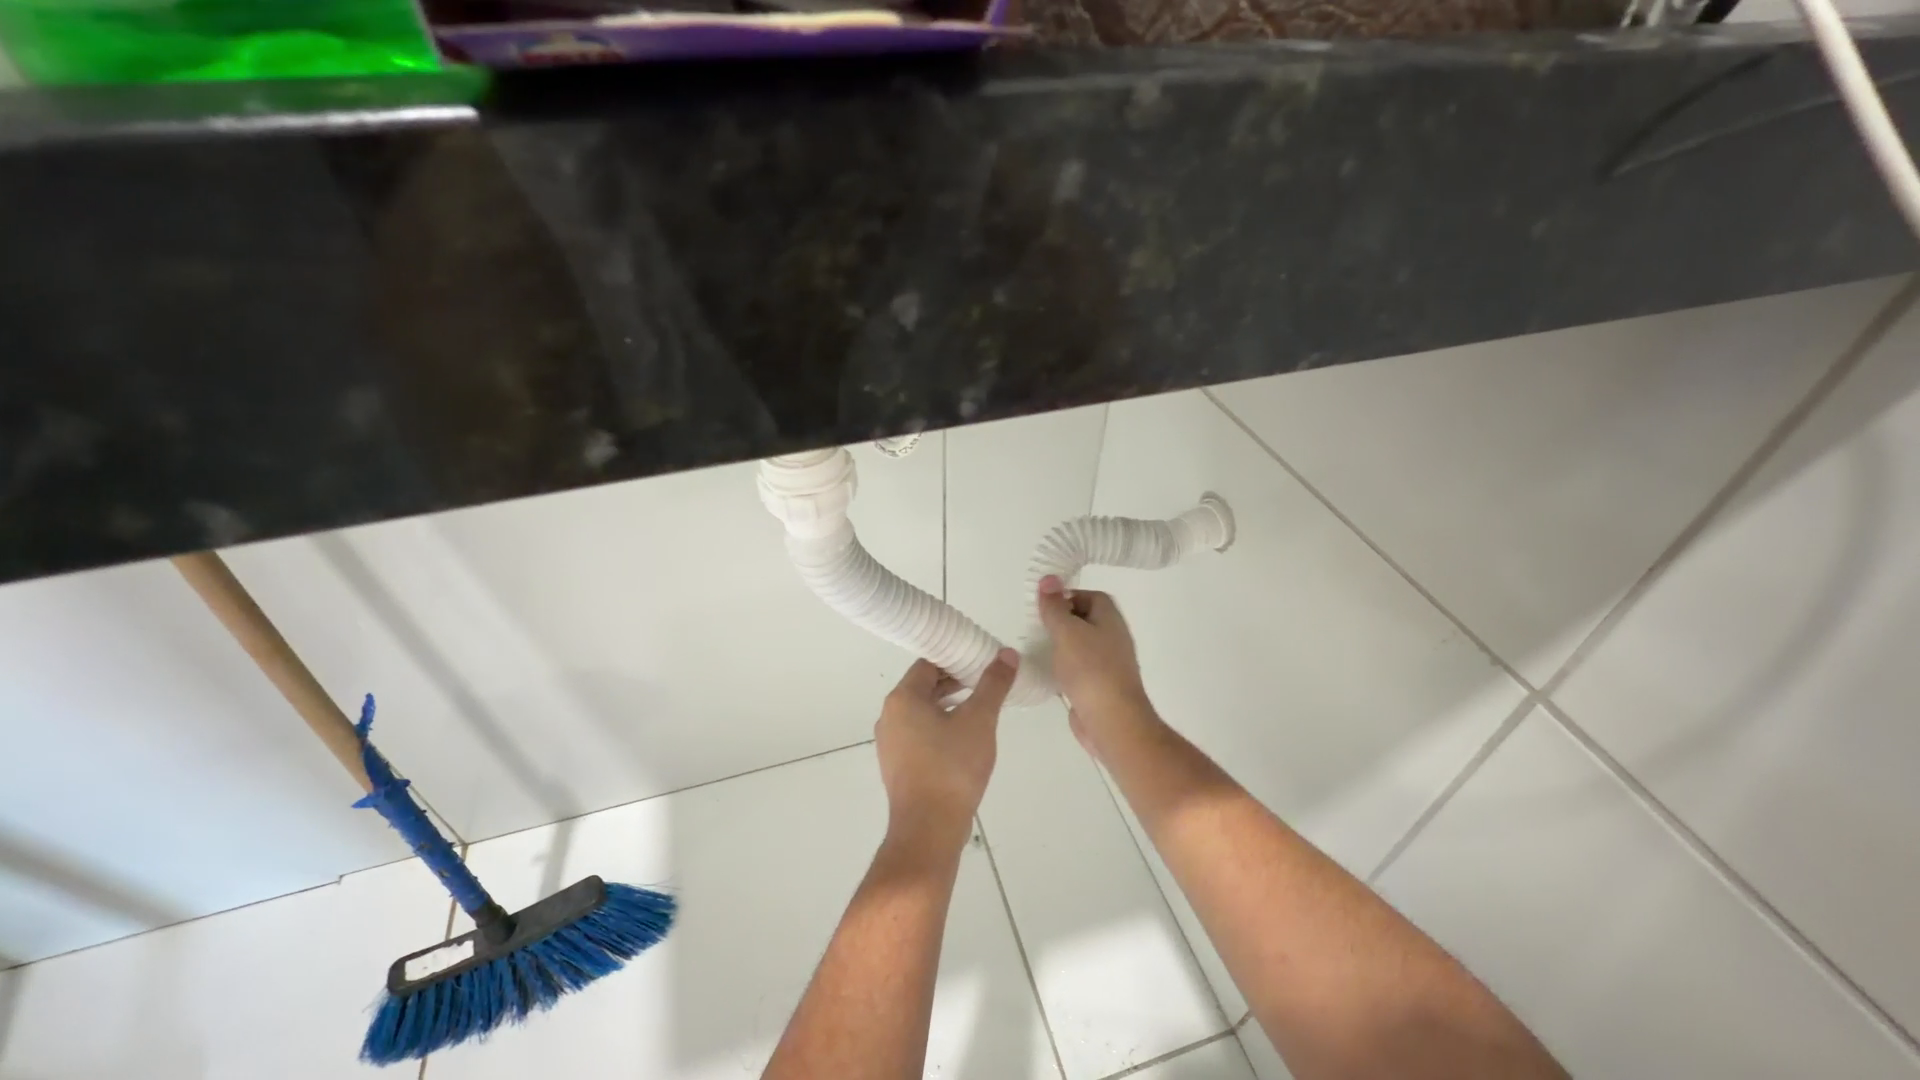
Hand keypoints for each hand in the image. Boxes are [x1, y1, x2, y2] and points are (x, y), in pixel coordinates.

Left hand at [874, 650, 1018, 855]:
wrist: (929, 828)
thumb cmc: (952, 767)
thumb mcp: (979, 720)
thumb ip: (993, 684)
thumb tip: (1006, 654)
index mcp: (902, 699)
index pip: (928, 664)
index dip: (956, 659)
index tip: (982, 661)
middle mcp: (889, 717)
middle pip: (923, 687)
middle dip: (955, 683)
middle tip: (987, 683)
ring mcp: (890, 744)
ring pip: (922, 713)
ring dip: (949, 706)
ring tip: (980, 710)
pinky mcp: (898, 766)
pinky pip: (919, 735)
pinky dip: (940, 729)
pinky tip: (964, 741)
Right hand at [1036, 576, 1157, 756]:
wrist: (1111, 720)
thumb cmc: (1090, 670)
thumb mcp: (1067, 632)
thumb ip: (1055, 607)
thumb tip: (1049, 578)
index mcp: (1110, 619)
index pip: (1091, 596)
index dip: (1068, 597)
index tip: (1044, 607)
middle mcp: (1113, 638)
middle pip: (1086, 620)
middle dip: (1062, 622)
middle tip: (1037, 627)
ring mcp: (1109, 664)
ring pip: (1082, 646)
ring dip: (1062, 646)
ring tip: (1038, 649)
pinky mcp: (1100, 686)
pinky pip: (1080, 669)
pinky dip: (1065, 669)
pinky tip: (1048, 674)